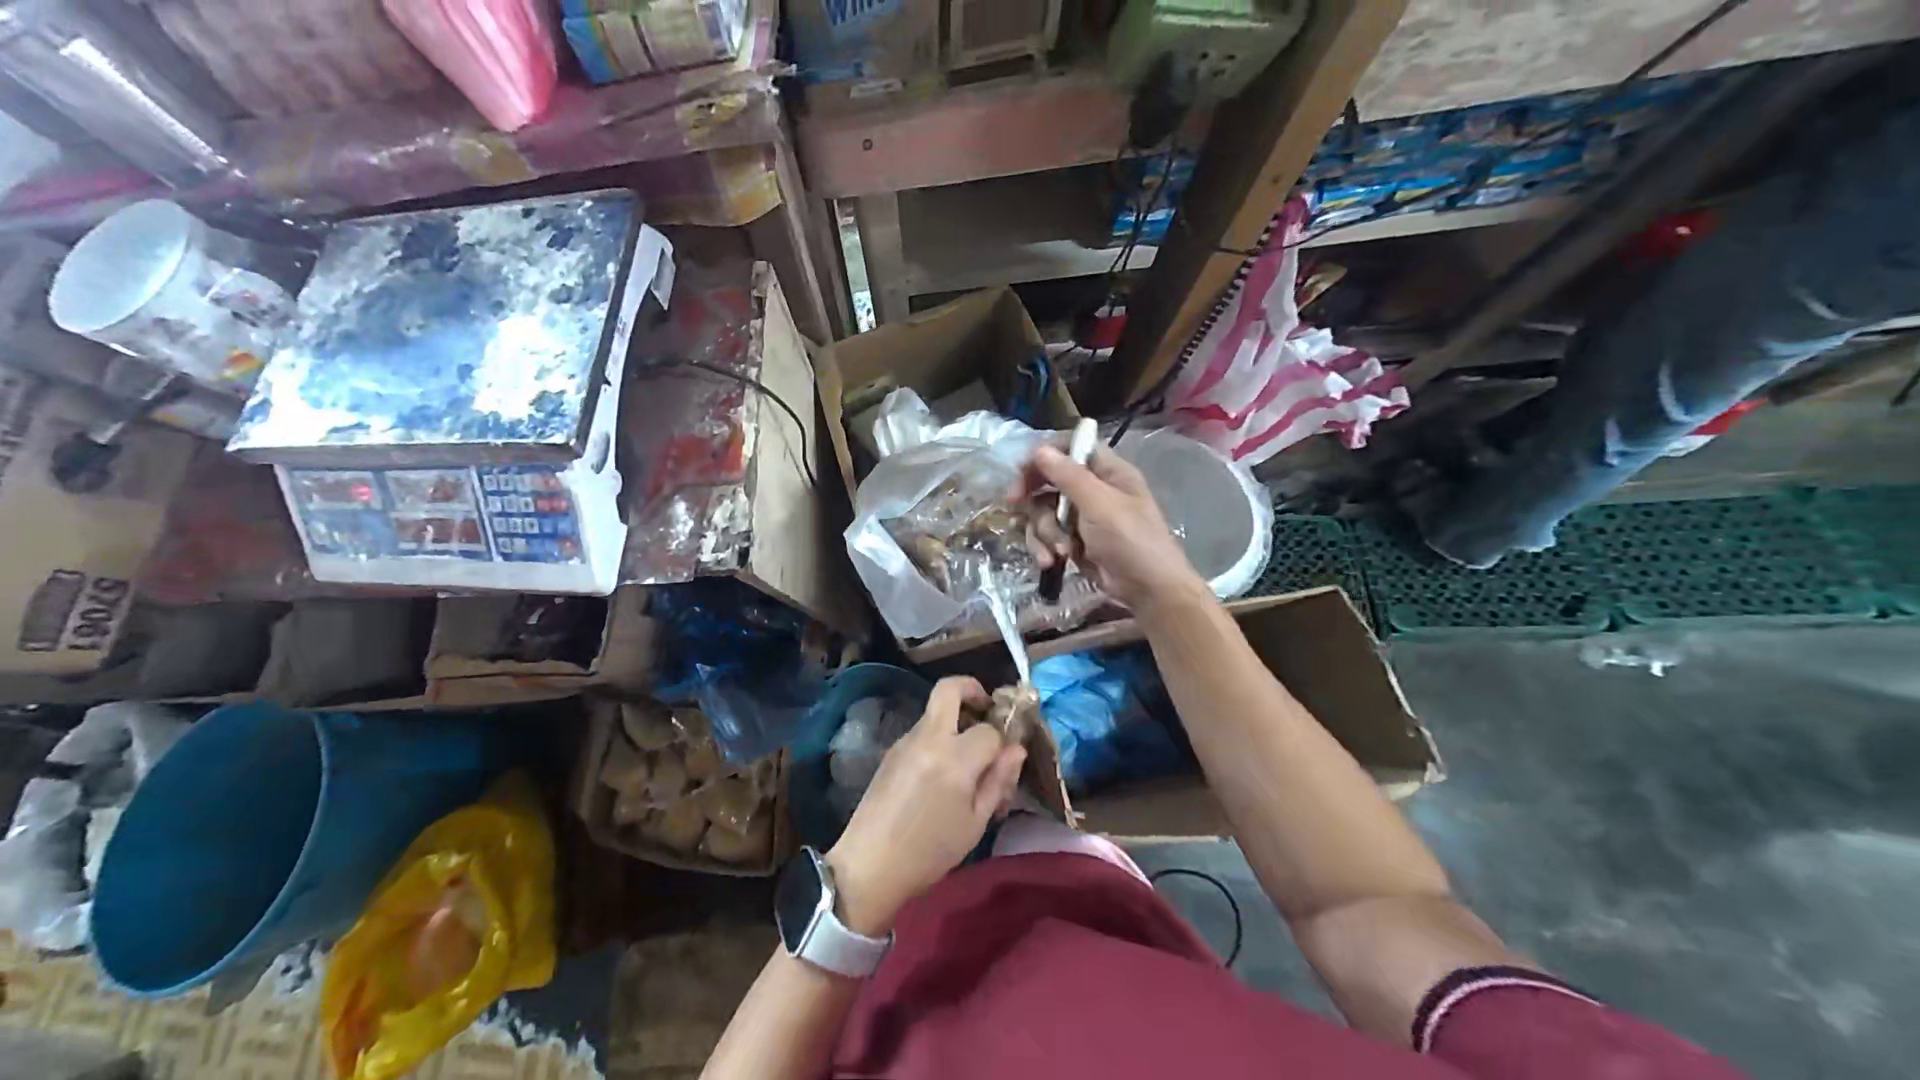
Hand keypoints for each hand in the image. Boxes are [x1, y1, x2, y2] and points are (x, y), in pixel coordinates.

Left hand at [827, 677, 1026, 935]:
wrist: (869, 865)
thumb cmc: (930, 852)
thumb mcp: (975, 823)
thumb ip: (998, 780)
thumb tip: (1016, 749)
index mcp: (954, 758)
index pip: (989, 730)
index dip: (1003, 741)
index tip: (1007, 758)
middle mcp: (928, 738)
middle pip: (948, 689)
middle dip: (972, 688)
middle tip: (986, 707)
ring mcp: (905, 741)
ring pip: (935, 711)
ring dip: (955, 718)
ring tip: (968, 756)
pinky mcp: (891, 751)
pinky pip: (922, 732)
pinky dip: (939, 737)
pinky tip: (943, 772)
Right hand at [1014, 444, 1206, 610]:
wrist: (1148, 590)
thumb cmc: (1130, 541)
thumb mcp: (1099, 505)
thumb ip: (1068, 476)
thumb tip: (1040, 450)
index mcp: (1106, 471)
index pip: (1069, 448)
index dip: (1043, 456)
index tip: (1021, 471)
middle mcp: (1092, 489)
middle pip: (1048, 481)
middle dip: (1033, 497)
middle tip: (1014, 505)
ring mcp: (1081, 517)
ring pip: (1043, 512)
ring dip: (1043, 531)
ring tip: (1059, 551)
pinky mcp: (1073, 541)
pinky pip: (1046, 536)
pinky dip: (1044, 547)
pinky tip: (1051, 562)